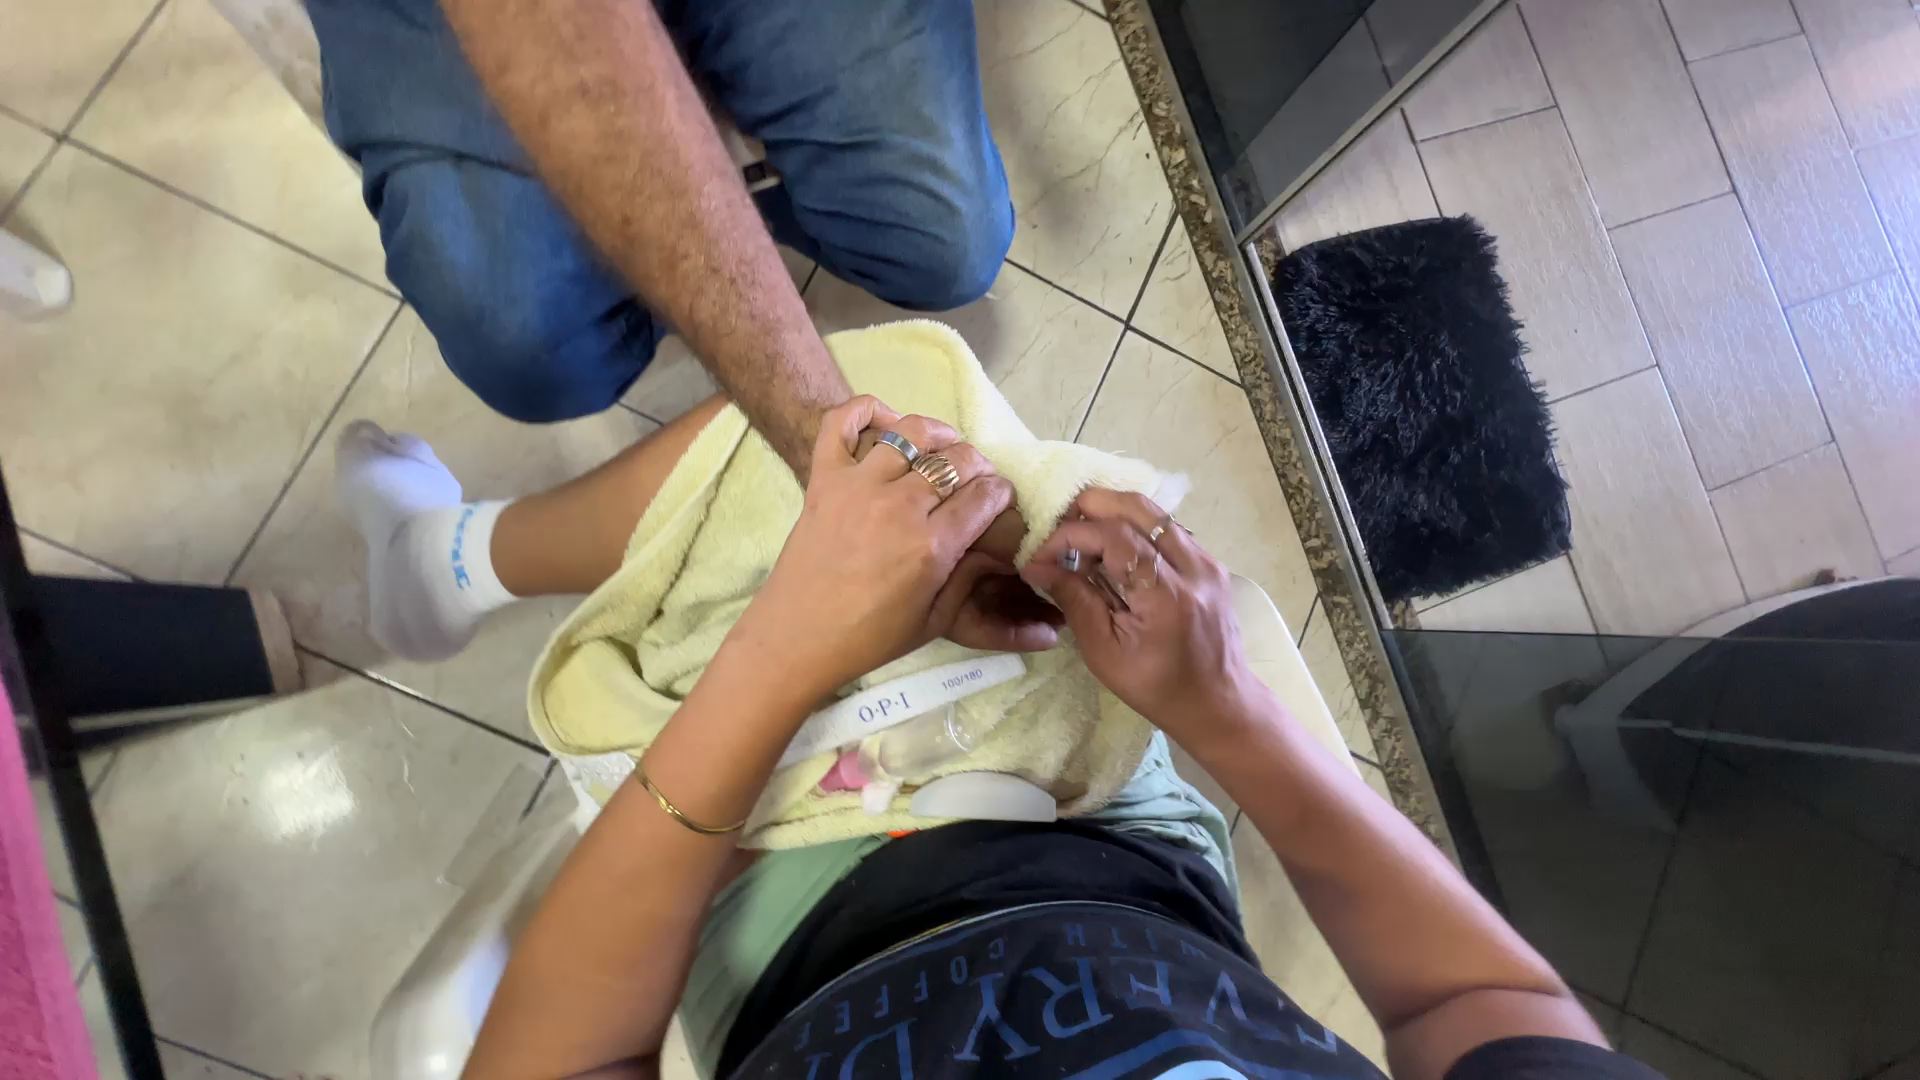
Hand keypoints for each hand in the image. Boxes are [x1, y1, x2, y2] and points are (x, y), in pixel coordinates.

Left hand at [738, 398, 1039, 698]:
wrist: (797, 638)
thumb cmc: (870, 637)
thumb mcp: (935, 620)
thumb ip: (969, 577)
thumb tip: (996, 547)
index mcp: (931, 546)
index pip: (985, 496)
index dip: (1001, 493)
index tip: (1000, 500)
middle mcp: (899, 506)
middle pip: (956, 459)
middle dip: (979, 465)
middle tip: (976, 480)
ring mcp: (857, 486)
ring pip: (911, 432)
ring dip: (938, 433)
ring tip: (945, 446)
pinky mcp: (823, 478)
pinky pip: (841, 422)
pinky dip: (866, 409)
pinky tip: (887, 420)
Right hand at [1020, 489, 1267, 746]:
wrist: (1218, 703)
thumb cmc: (1156, 687)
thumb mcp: (1104, 653)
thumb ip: (1075, 600)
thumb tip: (1037, 566)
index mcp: (1166, 596)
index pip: (1114, 536)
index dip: (1071, 534)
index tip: (1042, 554)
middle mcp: (1193, 567)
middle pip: (1137, 507)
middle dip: (1090, 507)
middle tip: (1059, 527)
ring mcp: (1206, 560)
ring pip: (1153, 512)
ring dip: (1111, 514)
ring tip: (1082, 538)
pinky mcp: (1209, 562)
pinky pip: (1165, 528)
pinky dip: (1132, 528)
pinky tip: (1112, 552)